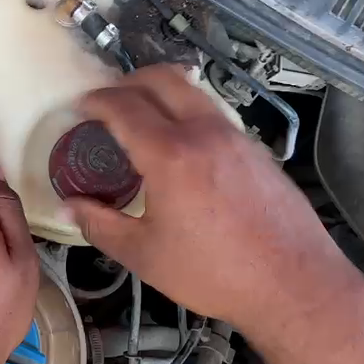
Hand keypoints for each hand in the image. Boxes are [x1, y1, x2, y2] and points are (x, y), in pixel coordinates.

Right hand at [66, 65, 363, 337]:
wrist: (295, 285)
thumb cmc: (214, 274)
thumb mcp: (144, 255)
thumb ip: (99, 224)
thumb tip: (68, 205)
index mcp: (170, 155)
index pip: (124, 106)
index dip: (96, 101)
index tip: (80, 107)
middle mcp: (204, 132)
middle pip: (162, 78)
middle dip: (127, 82)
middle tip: (108, 102)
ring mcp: (236, 137)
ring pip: (192, 91)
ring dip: (161, 91)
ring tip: (143, 117)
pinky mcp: (257, 149)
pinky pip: (213, 113)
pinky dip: (187, 112)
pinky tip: (182, 146)